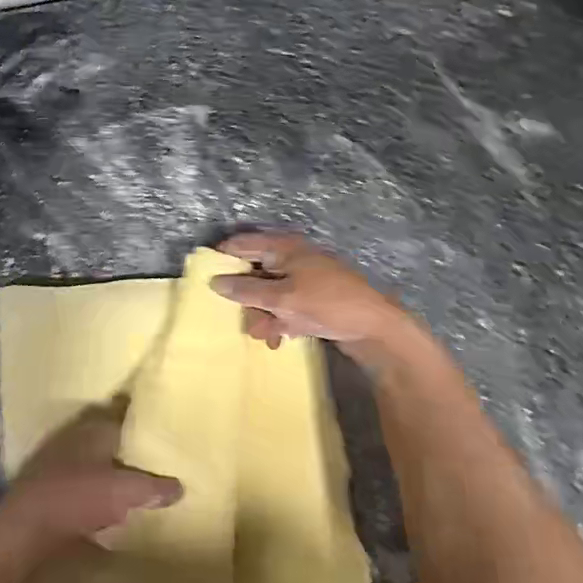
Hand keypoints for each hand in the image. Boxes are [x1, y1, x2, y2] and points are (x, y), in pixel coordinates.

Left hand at [0, 401, 181, 550]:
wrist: (27, 528)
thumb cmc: (78, 497)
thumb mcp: (126, 491)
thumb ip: (154, 487)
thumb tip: (179, 487)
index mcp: (92, 430)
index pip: (121, 414)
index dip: (140, 418)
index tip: (160, 424)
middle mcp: (74, 440)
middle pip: (107, 439)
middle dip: (127, 447)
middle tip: (155, 457)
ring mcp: (57, 463)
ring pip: (92, 462)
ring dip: (110, 471)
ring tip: (137, 483)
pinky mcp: (49, 489)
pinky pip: (81, 485)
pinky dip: (95, 491)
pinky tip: (109, 506)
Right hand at [210, 230, 410, 347]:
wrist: (376, 327)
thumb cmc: (327, 304)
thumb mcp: (281, 299)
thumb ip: (245, 290)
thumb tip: (215, 282)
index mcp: (283, 247)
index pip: (240, 245)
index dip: (221, 261)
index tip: (207, 283)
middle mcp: (290, 256)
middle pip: (251, 272)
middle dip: (245, 299)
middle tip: (244, 319)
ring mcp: (302, 276)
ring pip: (266, 292)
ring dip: (261, 315)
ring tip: (266, 336)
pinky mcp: (311, 297)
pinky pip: (282, 304)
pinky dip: (277, 320)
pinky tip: (278, 338)